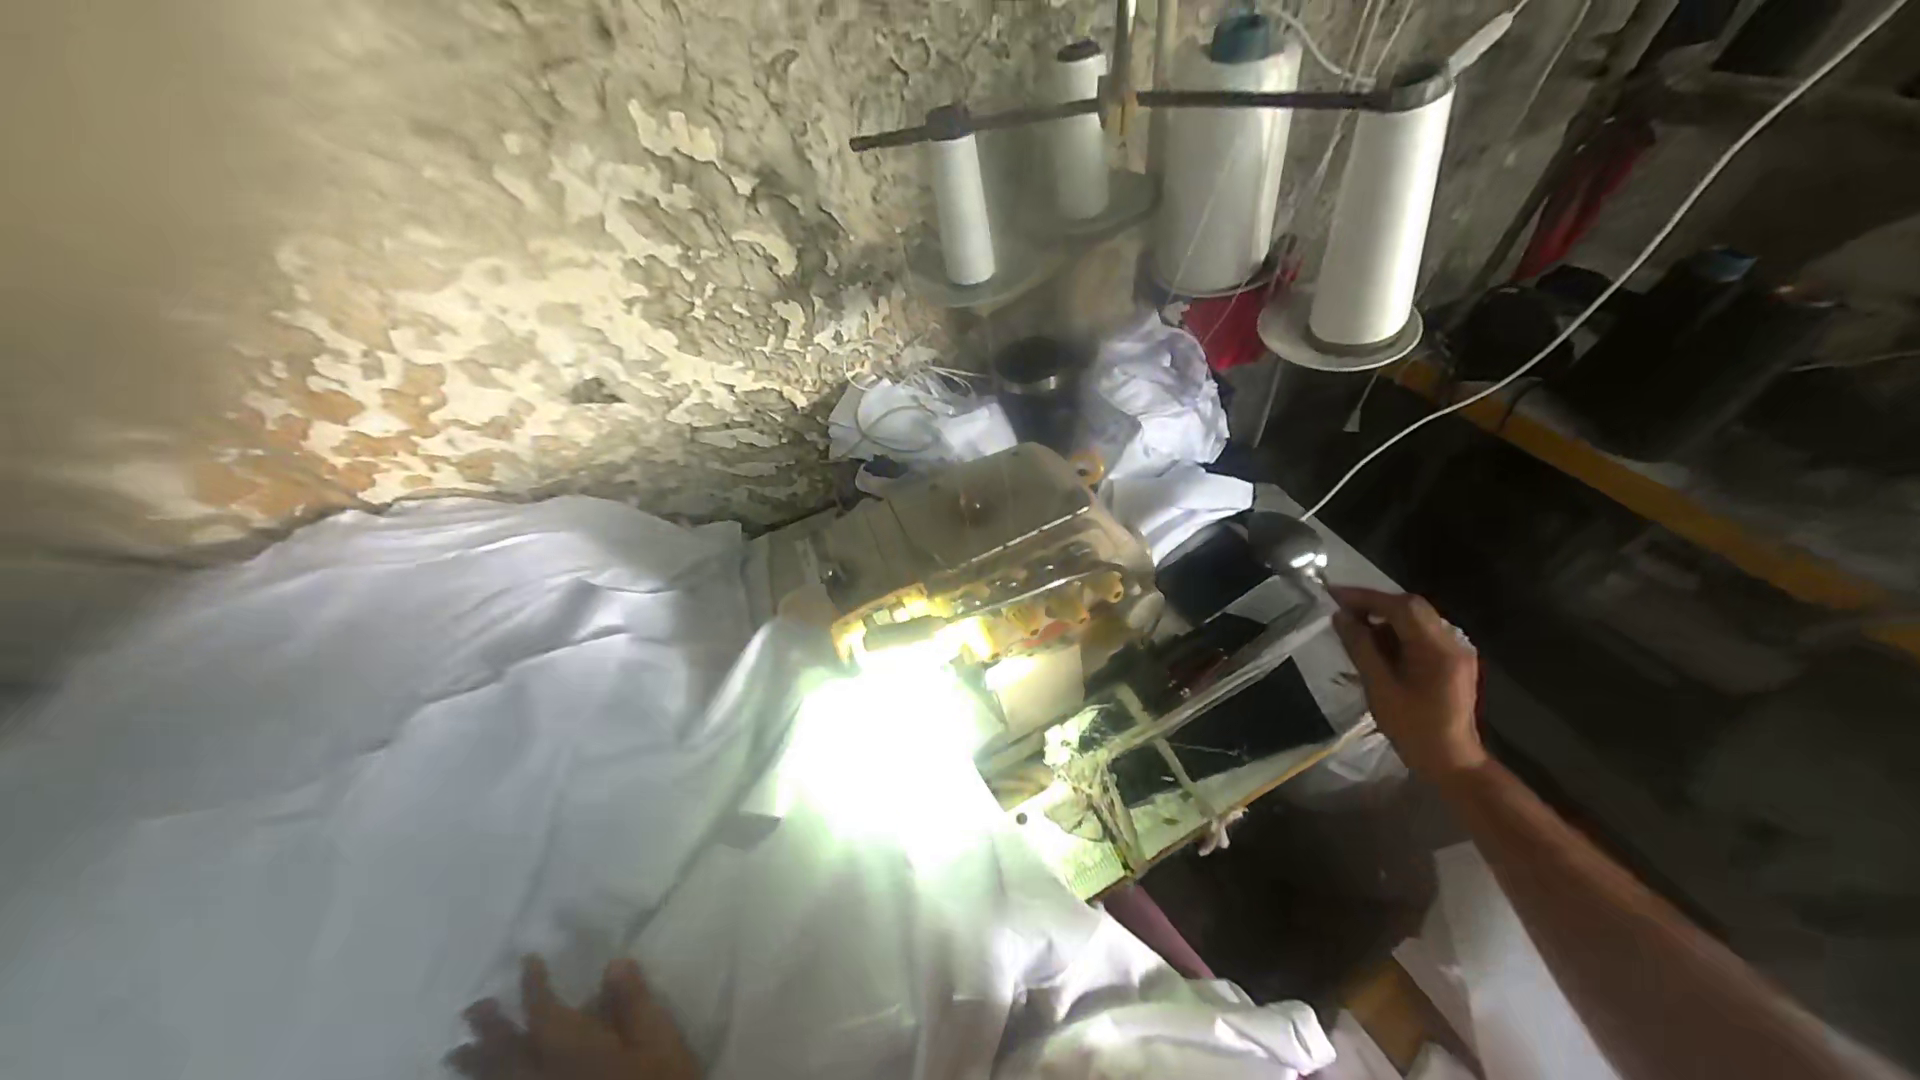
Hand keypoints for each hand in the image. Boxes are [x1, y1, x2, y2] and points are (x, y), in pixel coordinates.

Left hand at [448, 955, 699, 1079]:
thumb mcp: (658, 1040)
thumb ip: (634, 1004)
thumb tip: (614, 964)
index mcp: (575, 1052)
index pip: (545, 1014)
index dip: (534, 986)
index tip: (528, 961)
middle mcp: (547, 1078)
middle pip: (508, 1054)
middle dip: (490, 1030)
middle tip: (473, 1008)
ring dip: (478, 1068)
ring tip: (456, 1055)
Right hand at [1329, 585, 1485, 781]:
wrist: (1450, 760)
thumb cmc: (1411, 727)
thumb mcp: (1379, 687)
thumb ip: (1360, 647)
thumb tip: (1341, 617)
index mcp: (1437, 649)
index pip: (1402, 607)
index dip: (1366, 597)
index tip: (1334, 595)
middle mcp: (1452, 642)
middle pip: (1412, 608)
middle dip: (1374, 605)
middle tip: (1341, 610)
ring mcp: (1455, 651)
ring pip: (1416, 619)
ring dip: (1384, 618)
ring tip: (1354, 629)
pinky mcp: (1451, 661)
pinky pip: (1421, 634)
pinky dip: (1396, 632)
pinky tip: (1375, 646)